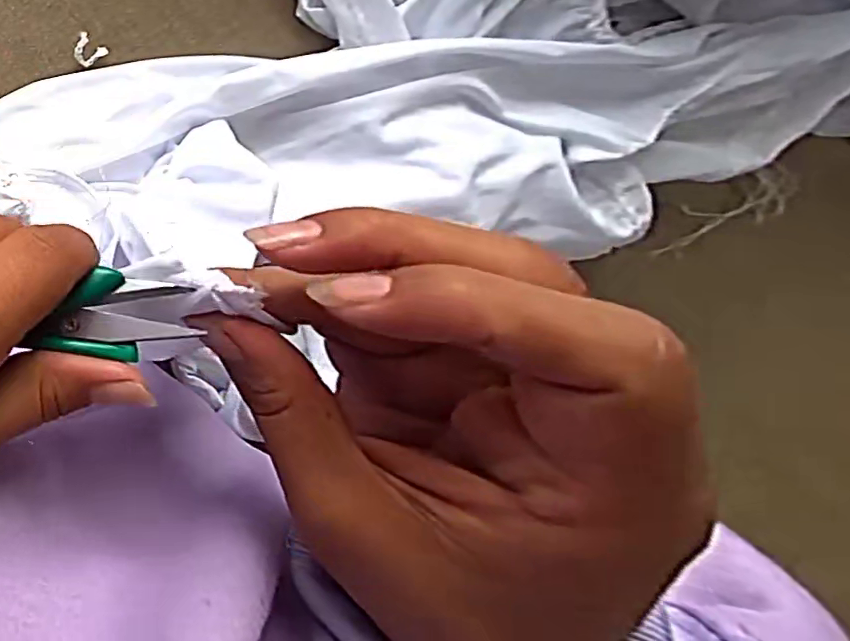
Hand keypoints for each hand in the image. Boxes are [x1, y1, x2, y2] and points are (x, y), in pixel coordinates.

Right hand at [202, 208, 713, 640]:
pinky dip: (328, 279)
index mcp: (620, 476)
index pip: (602, 354)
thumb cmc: (448, 611)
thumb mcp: (354, 526)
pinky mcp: (460, 343)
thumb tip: (228, 320)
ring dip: (343, 253)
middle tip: (281, 251)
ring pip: (445, 260)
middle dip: (383, 248)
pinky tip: (277, 289)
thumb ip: (290, 414)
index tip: (338, 300)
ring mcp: (521, 359)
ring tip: (261, 269)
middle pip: (512, 273)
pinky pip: (394, 286)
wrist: (473, 633)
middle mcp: (589, 397)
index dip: (463, 299)